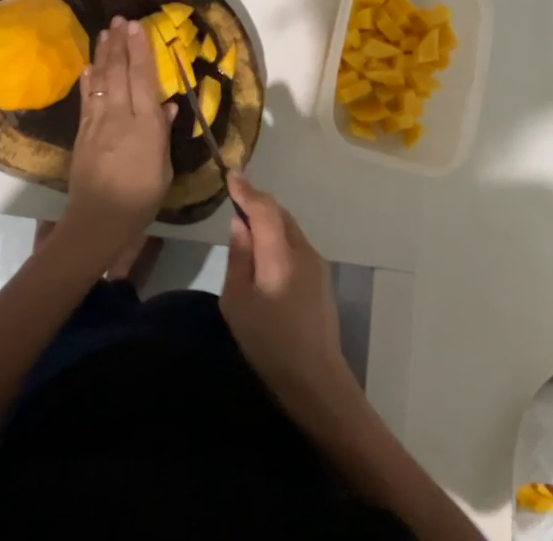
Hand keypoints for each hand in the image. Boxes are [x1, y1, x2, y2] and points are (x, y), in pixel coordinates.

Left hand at [59, 16, 176, 261]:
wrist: (99, 218)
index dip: (140, 50)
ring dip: (102, 55)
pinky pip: (86, 100)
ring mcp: (97, 123)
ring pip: (100, 81)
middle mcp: (120, 116)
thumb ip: (163, 133)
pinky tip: (88, 67)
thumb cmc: (141, 198)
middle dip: (119, 44)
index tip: (137, 27)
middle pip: (119, 72)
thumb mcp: (163, 168)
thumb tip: (168, 105)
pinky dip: (87, 81)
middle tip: (119, 20)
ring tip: (104, 33)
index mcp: (146, 125)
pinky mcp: (82, 133)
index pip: (143, 78)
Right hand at [221, 174, 357, 411]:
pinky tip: (265, 249)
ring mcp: (317, 264)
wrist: (314, 378)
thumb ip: (238, 258)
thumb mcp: (237, 303)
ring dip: (269, 219)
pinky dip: (278, 236)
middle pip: (280, 214)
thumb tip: (239, 224)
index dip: (247, 190)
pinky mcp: (322, 278)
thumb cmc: (268, 343)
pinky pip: (296, 244)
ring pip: (290, 228)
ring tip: (246, 222)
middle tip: (234, 196)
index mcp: (280, 256)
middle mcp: (304, 252)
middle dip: (258, 202)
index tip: (230, 175)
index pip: (264, 209)